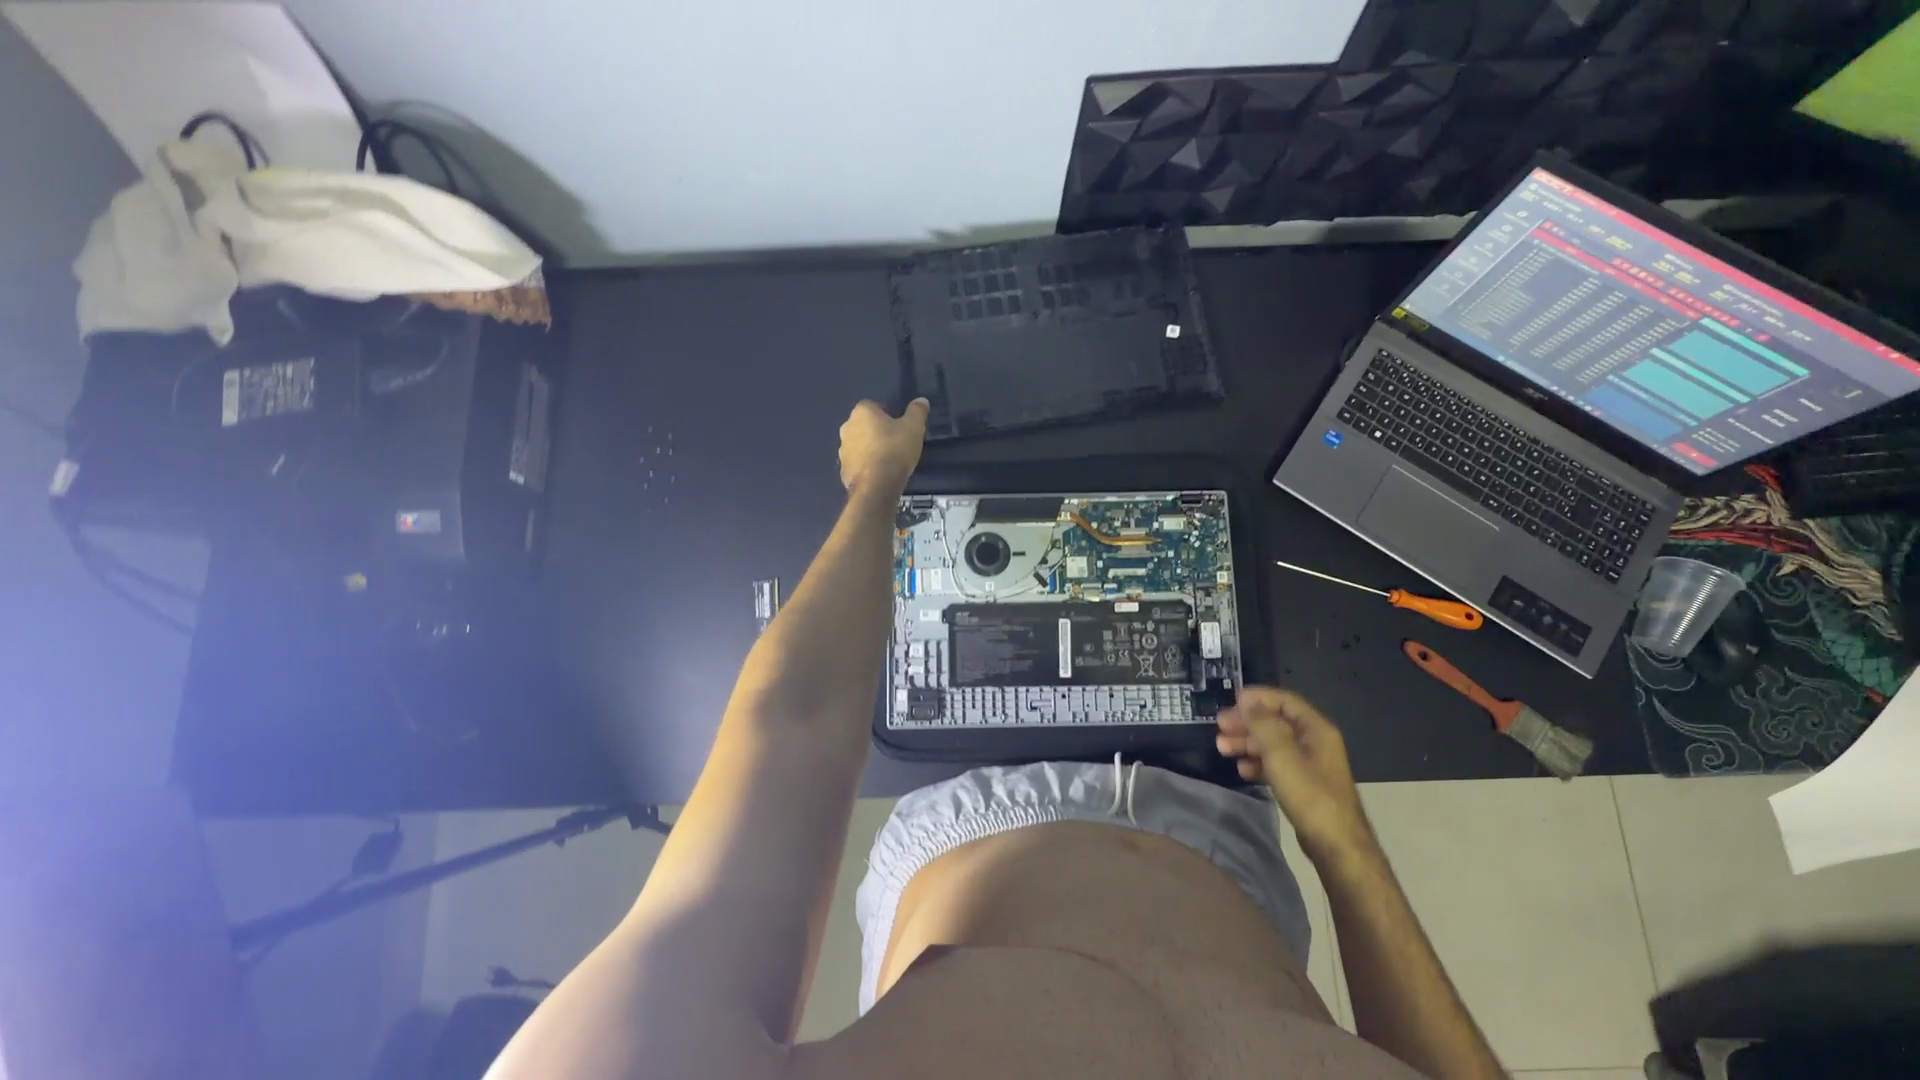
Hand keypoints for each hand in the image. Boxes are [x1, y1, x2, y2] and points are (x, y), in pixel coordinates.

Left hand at [838, 398, 928, 494]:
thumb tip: (921, 400)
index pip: (871, 405)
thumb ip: (917, 411)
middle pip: (862, 425)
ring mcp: (842, 450)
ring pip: (857, 444)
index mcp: (861, 412)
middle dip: (874, 431)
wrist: (877, 485)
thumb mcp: (914, 427)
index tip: (896, 424)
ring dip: (868, 448)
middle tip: (893, 441)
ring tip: (886, 459)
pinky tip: (878, 473)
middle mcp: (847, 428)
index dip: (884, 413)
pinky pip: (856, 463)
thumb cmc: (895, 449)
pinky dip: (865, 466)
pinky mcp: (843, 470)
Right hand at [1217, 687, 1374, 861]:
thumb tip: (1248, 701)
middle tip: (1220, 726)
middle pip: (1277, 722)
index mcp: (1316, 729)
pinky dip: (1258, 763)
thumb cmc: (1309, 794)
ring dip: (1248, 743)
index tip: (1231, 700)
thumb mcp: (1282, 755)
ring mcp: (1310, 764)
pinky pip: (1277, 764)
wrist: (1336, 843)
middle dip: (1247, 722)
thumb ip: (1263, 724)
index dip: (1258, 697)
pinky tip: (1242, 770)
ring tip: (1222, 748)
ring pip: (1274, 744)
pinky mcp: (1304, 784)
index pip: (1285, 700)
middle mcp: (1315, 742)